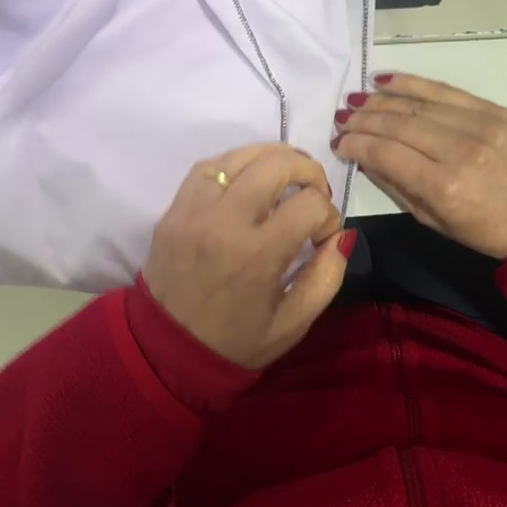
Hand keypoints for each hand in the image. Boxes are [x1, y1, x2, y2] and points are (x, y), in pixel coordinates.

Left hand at [142, 144, 353, 369]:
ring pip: (241, 155)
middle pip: (277, 164)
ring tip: (287, 177)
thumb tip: (342, 235)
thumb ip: (326, 277)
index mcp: (258, 255)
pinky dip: (236, 164)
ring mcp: (195, 211)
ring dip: (274, 159)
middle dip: (309, 171)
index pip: (310, 204)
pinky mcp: (174, 210)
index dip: (329, 216)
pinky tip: (249, 179)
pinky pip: (209, 166)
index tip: (322, 238)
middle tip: (313, 194)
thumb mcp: (292, 324)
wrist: (165, 351)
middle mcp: (225, 222)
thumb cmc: (235, 342)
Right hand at [332, 73, 506, 258]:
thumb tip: (362, 154)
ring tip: (356, 98)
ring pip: (419, 104)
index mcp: (444, 187)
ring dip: (381, 100)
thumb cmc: (481, 230)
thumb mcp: (431, 220)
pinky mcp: (495, 111)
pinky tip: (385, 81)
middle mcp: (462, 151)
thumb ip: (394, 184)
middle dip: (364, 119)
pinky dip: (413, 83)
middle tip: (341, 117)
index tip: (338, 140)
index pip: (387, 154)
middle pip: (400, 124)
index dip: (357, 143)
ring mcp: (481, 126)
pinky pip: (446, 90)